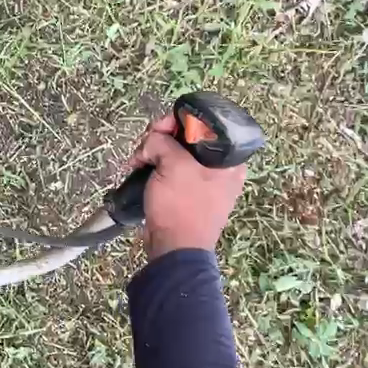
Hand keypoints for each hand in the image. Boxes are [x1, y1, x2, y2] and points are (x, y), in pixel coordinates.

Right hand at [125, 114, 246, 259]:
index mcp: (229, 159)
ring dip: (152, 151)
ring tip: (138, 162)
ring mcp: (202, 179)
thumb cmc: (182, 205)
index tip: (157, 129)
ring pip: (173, 150)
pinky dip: (153, 164)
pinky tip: (139, 168)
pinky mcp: (186, 189)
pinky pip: (169, 166)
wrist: (175, 246)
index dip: (177, 121)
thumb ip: (163, 141)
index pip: (203, 124)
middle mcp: (220, 166)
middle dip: (160, 138)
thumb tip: (153, 140)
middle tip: (144, 149)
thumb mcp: (173, 165)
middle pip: (185, 136)